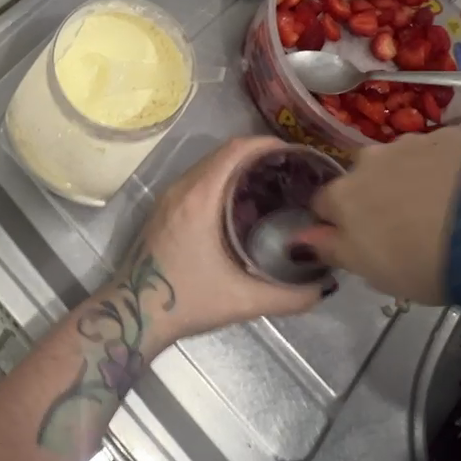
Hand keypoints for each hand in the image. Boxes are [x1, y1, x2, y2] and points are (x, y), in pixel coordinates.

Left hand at [127, 136, 324, 345]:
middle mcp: (182, 188)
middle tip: (291, 173)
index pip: (235, 150)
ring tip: (272, 186)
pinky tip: (242, 205)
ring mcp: (169, 197)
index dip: (266, 144)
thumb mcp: (244, 301)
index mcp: (200, 198)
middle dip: (258, 155)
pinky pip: (198, 179)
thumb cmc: (186, 301)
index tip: (295, 154)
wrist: (132, 315)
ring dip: (238, 167)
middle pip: (223, 153)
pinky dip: (222, 180)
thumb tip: (327, 286)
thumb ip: (291, 296)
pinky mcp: (164, 209)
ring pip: (209, 165)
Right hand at [294, 127, 460, 303]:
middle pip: (361, 178)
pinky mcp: (453, 135)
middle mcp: (368, 160)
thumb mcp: (371, 269)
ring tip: (441, 209)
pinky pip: (439, 153)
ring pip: (400, 163)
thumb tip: (295, 241)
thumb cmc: (423, 258)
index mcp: (342, 195)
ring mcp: (411, 143)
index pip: (321, 204)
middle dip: (374, 196)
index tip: (356, 239)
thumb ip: (330, 250)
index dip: (335, 222)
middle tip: (403, 227)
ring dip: (410, 181)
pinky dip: (445, 169)